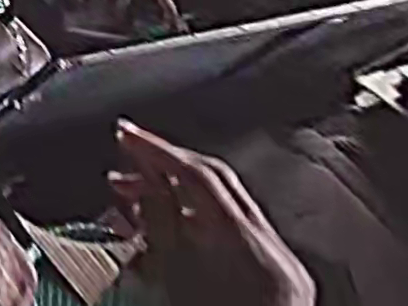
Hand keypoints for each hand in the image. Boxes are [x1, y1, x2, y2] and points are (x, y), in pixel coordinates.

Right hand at [112, 121, 314, 305]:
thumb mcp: (169, 271)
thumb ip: (157, 214)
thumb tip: (143, 168)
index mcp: (249, 248)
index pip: (198, 175)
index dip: (155, 148)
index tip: (124, 132)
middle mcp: (275, 251)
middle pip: (216, 180)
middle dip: (166, 161)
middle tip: (127, 152)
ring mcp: (284, 265)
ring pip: (223, 200)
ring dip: (176, 187)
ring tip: (134, 192)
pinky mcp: (280, 275)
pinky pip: (234, 226)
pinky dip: (195, 212)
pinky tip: (167, 217)